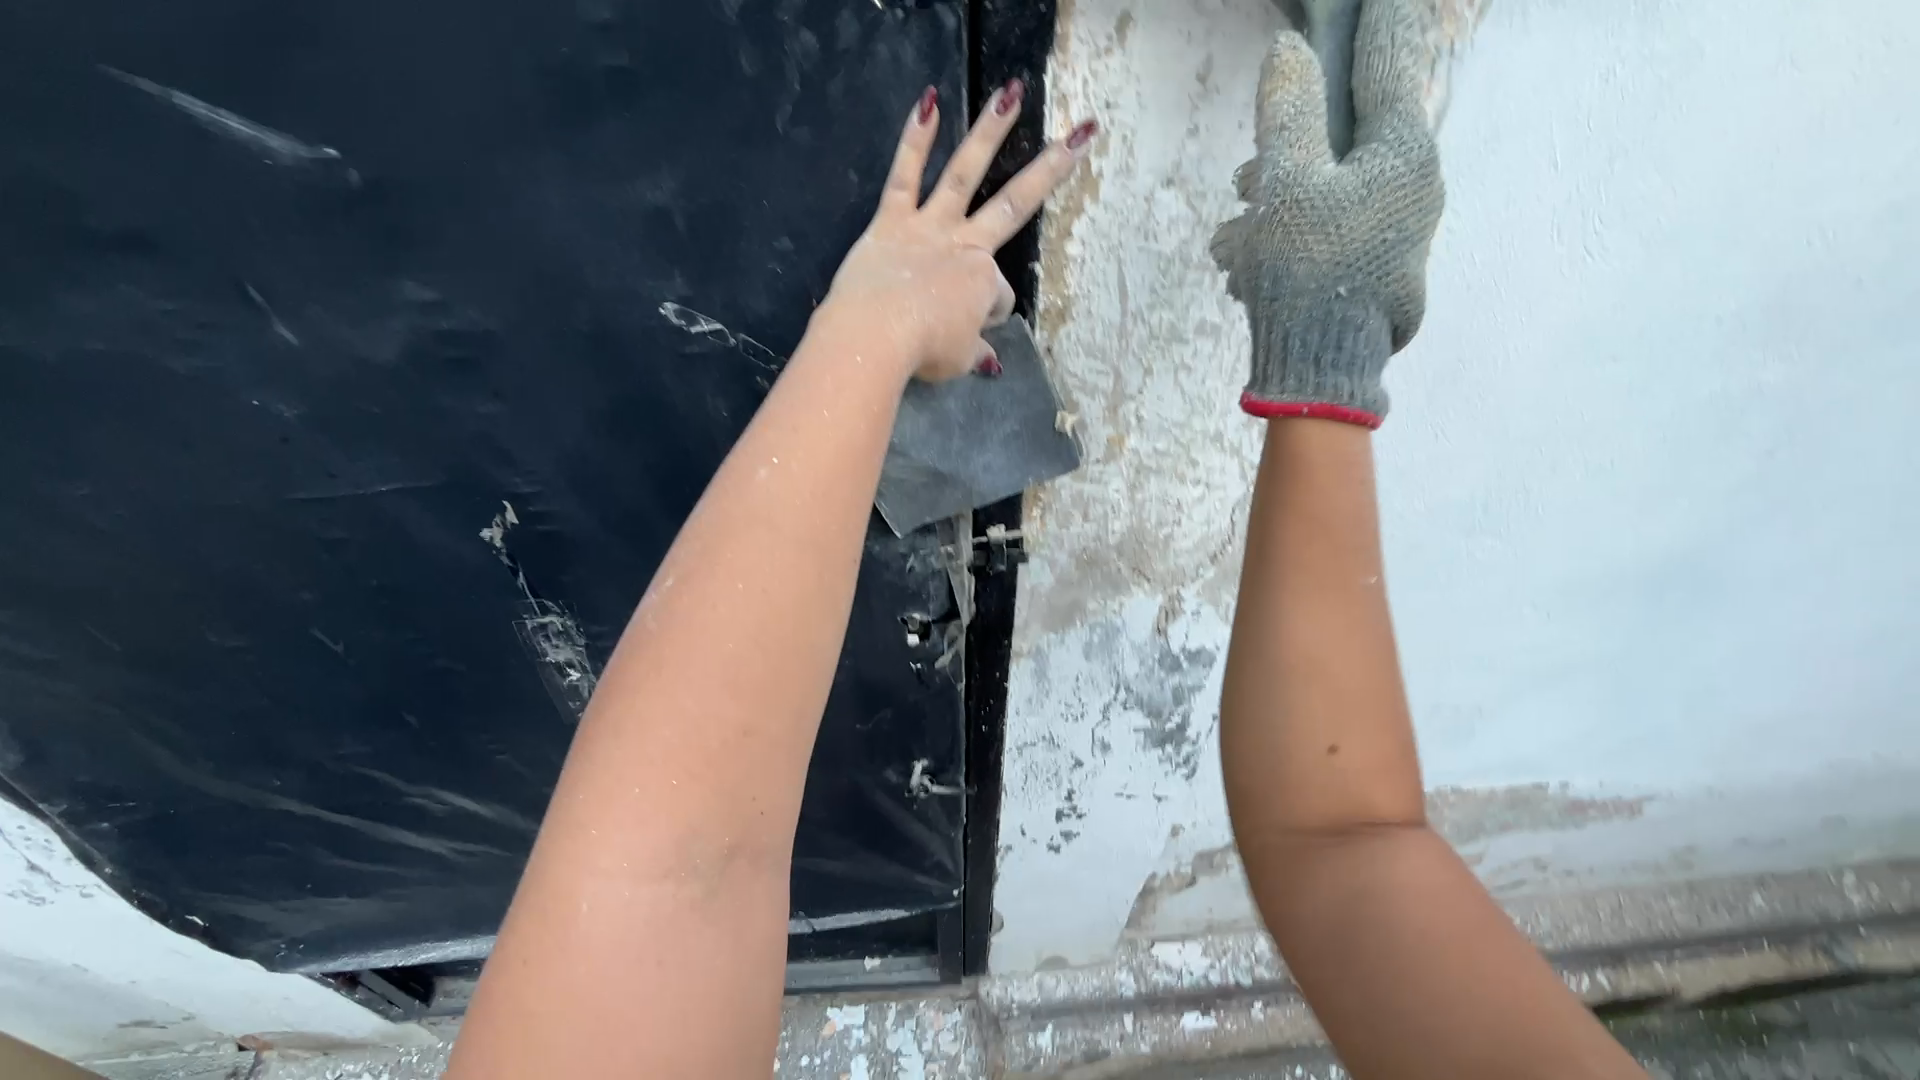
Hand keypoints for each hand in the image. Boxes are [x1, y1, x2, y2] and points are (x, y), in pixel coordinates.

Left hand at [820, 81, 1096, 382]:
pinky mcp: (892, 218)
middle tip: (1079, 138)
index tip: (969, 334)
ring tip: (1011, 94)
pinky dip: (915, 140)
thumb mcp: (957, 361)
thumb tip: (989, 361)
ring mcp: (930, 226)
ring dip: (991, 132)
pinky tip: (928, 102)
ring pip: (965, 173)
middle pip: (1015, 205)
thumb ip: (974, 351)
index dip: (987, 317)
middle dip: (1051, 170)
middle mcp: (966, 246)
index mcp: (984, 285)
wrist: (874, 336)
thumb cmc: (921, 353)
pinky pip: (904, 173)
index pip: (998, 298)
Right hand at [1211, 0, 1444, 427]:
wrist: (1320, 370)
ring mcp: (1396, 232)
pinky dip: (1288, 236)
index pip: (1391, 67)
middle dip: (1289, 152)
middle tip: (1246, 179)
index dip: (1377, 25)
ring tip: (1236, 241)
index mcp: (1403, 154)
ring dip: (1277, 204)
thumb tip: (1289, 52)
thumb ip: (1289, 112)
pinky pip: (1326, 229)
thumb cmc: (1307, 271)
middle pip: (1347, 138)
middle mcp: (1412, 188)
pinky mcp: (1375, 269)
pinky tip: (1251, 263)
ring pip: (1329, 188)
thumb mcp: (1287, 184)